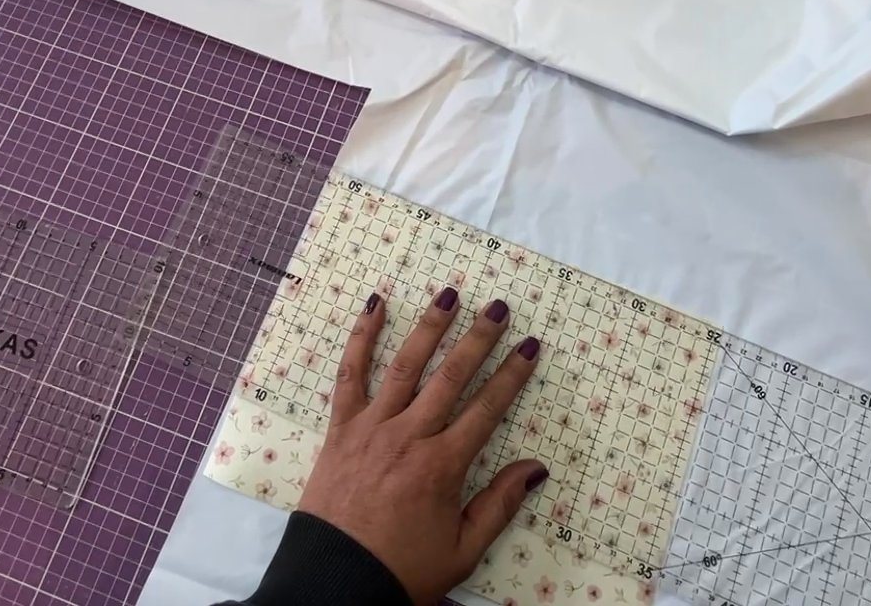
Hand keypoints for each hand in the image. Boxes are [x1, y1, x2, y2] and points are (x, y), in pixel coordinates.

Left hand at [298, 288, 547, 604]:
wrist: (333, 584)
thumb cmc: (402, 570)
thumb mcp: (461, 550)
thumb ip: (500, 505)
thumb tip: (537, 467)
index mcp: (442, 466)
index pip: (486, 409)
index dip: (512, 375)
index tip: (531, 346)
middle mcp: (409, 436)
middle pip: (451, 376)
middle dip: (479, 338)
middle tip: (498, 307)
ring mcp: (373, 426)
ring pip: (406, 365)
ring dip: (430, 326)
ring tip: (449, 293)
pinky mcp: (341, 427)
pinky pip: (350, 375)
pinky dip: (361, 337)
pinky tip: (375, 305)